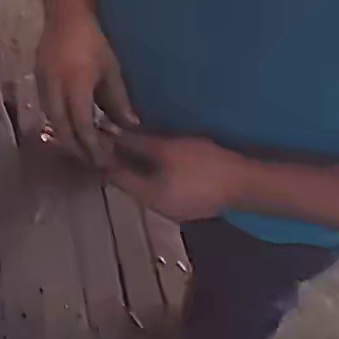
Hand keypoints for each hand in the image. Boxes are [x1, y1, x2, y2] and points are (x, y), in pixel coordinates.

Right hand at [35, 13, 138, 165]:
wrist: (65, 16)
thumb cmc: (93, 41)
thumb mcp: (112, 70)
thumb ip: (118, 100)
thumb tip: (129, 126)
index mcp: (76, 83)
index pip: (81, 123)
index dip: (92, 145)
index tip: (103, 159)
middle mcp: (55, 85)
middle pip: (61, 126)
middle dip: (76, 147)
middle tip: (91, 160)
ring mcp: (42, 81)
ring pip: (50, 118)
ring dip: (65, 135)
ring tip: (81, 147)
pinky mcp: (36, 77)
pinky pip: (45, 106)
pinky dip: (57, 121)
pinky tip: (68, 125)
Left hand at [103, 130, 254, 222]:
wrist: (249, 182)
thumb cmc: (203, 165)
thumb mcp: (164, 148)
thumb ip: (133, 142)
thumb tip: (107, 133)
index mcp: (147, 197)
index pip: (112, 176)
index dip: (99, 155)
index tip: (90, 135)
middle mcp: (155, 207)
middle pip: (125, 180)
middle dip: (114, 157)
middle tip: (104, 132)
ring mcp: (172, 207)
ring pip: (141, 182)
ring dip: (130, 162)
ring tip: (121, 136)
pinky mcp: (185, 201)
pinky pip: (156, 183)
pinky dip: (146, 167)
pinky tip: (146, 150)